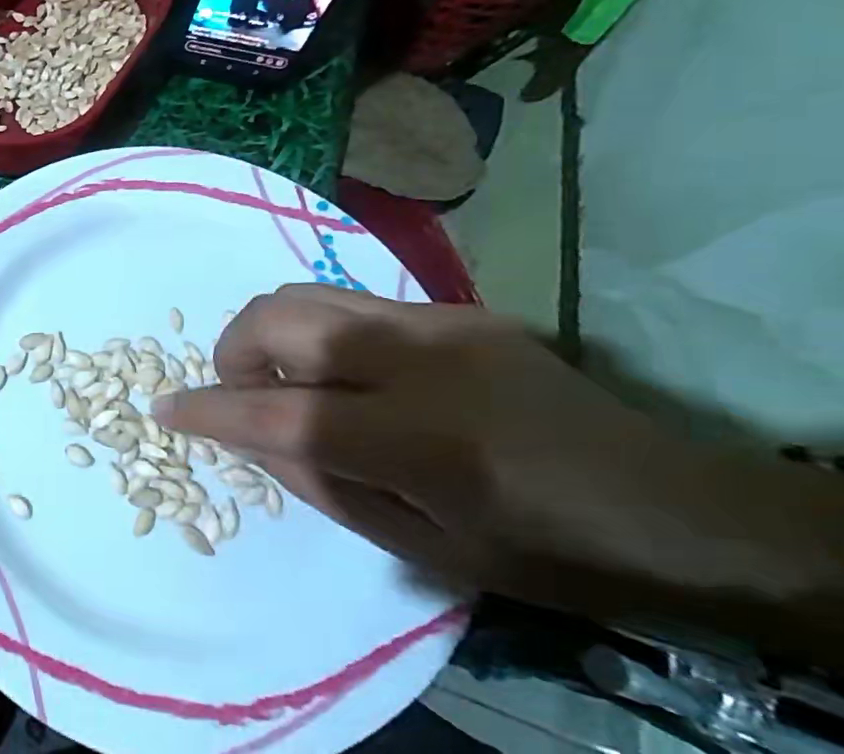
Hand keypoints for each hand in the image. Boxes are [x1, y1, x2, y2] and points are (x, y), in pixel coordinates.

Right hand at [153, 284, 843, 672]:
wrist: (679, 506)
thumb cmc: (544, 551)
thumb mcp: (421, 547)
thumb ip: (319, 484)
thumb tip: (249, 435)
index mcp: (419, 440)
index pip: (280, 412)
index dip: (209, 409)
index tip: (164, 409)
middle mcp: (420, 360)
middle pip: (280, 318)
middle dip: (234, 351)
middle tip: (244, 393)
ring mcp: (438, 322)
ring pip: (305, 293)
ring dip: (269, 333)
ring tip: (286, 377)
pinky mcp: (454, 307)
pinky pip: (348, 303)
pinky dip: (316, 331)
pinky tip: (344, 371)